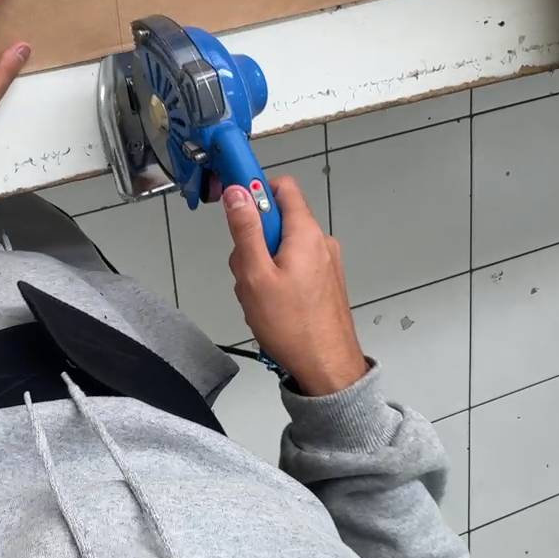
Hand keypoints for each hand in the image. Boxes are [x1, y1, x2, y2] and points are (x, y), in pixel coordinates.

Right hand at [223, 175, 366, 395]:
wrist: (327, 369)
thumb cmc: (290, 324)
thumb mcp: (256, 275)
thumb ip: (245, 230)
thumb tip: (237, 190)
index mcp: (305, 233)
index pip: (280, 187)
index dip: (254, 189)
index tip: (231, 205)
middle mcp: (319, 241)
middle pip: (275, 221)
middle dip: (252, 241)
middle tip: (245, 273)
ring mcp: (325, 263)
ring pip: (279, 247)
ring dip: (260, 265)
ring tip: (257, 297)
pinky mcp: (324, 282)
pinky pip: (291, 266)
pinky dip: (275, 278)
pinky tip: (270, 305)